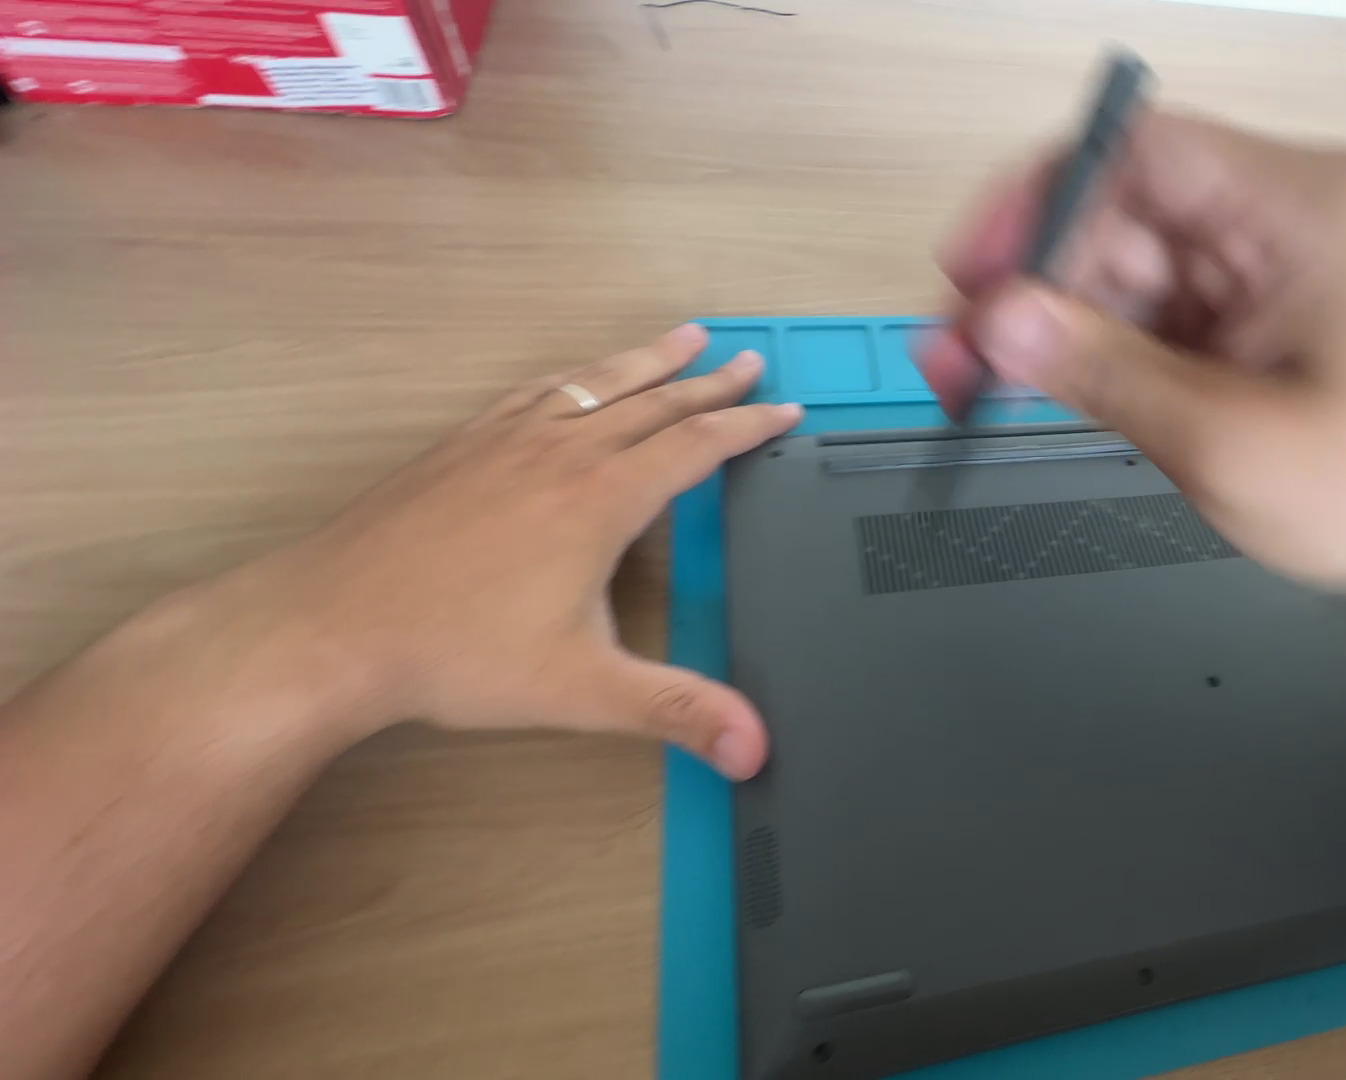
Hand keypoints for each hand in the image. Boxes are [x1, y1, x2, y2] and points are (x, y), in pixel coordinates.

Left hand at [168, 325, 797, 777]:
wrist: (320, 632)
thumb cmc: (458, 656)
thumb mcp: (583, 691)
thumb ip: (677, 711)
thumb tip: (755, 749)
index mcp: (603, 499)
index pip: (696, 446)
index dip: (748, 426)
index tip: (785, 410)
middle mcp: (563, 453)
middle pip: (657, 402)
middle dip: (714, 383)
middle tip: (754, 362)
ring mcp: (508, 440)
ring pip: (599, 384)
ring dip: (651, 360)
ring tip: (687, 337)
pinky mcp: (465, 444)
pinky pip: (540, 391)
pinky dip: (580, 375)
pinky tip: (583, 376)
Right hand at [918, 111, 1345, 588]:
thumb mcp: (1227, 435)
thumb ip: (1105, 372)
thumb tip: (995, 320)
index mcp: (1291, 207)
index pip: (1139, 155)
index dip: (1039, 201)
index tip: (968, 271)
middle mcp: (1268, 224)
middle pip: (1116, 222)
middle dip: (1026, 286)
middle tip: (949, 357)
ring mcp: (1253, 282)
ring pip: (1120, 281)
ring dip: (1046, 330)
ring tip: (968, 384)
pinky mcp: (1242, 333)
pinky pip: (1146, 328)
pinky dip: (1089, 360)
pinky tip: (1034, 390)